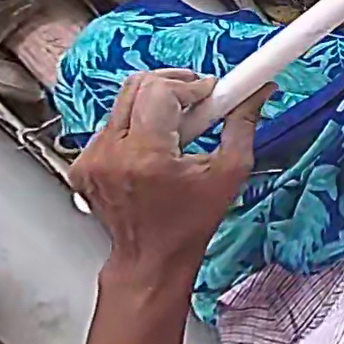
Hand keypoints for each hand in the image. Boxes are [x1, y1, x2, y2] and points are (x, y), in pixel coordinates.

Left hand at [70, 70, 274, 280]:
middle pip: (139, 85)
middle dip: (175, 83)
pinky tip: (160, 142)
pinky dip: (141, 121)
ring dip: (158, 101)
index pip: (162, 90)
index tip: (215, 92)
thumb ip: (244, 124)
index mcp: (146, 156)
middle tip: (201, 98)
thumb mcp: (231, 171)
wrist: (151, 259)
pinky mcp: (83, 163)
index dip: (194, 84)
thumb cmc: (191, 222)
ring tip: (182, 125)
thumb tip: (259, 91)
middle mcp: (111, 153)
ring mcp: (92, 158)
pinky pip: (113, 121)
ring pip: (125, 100)